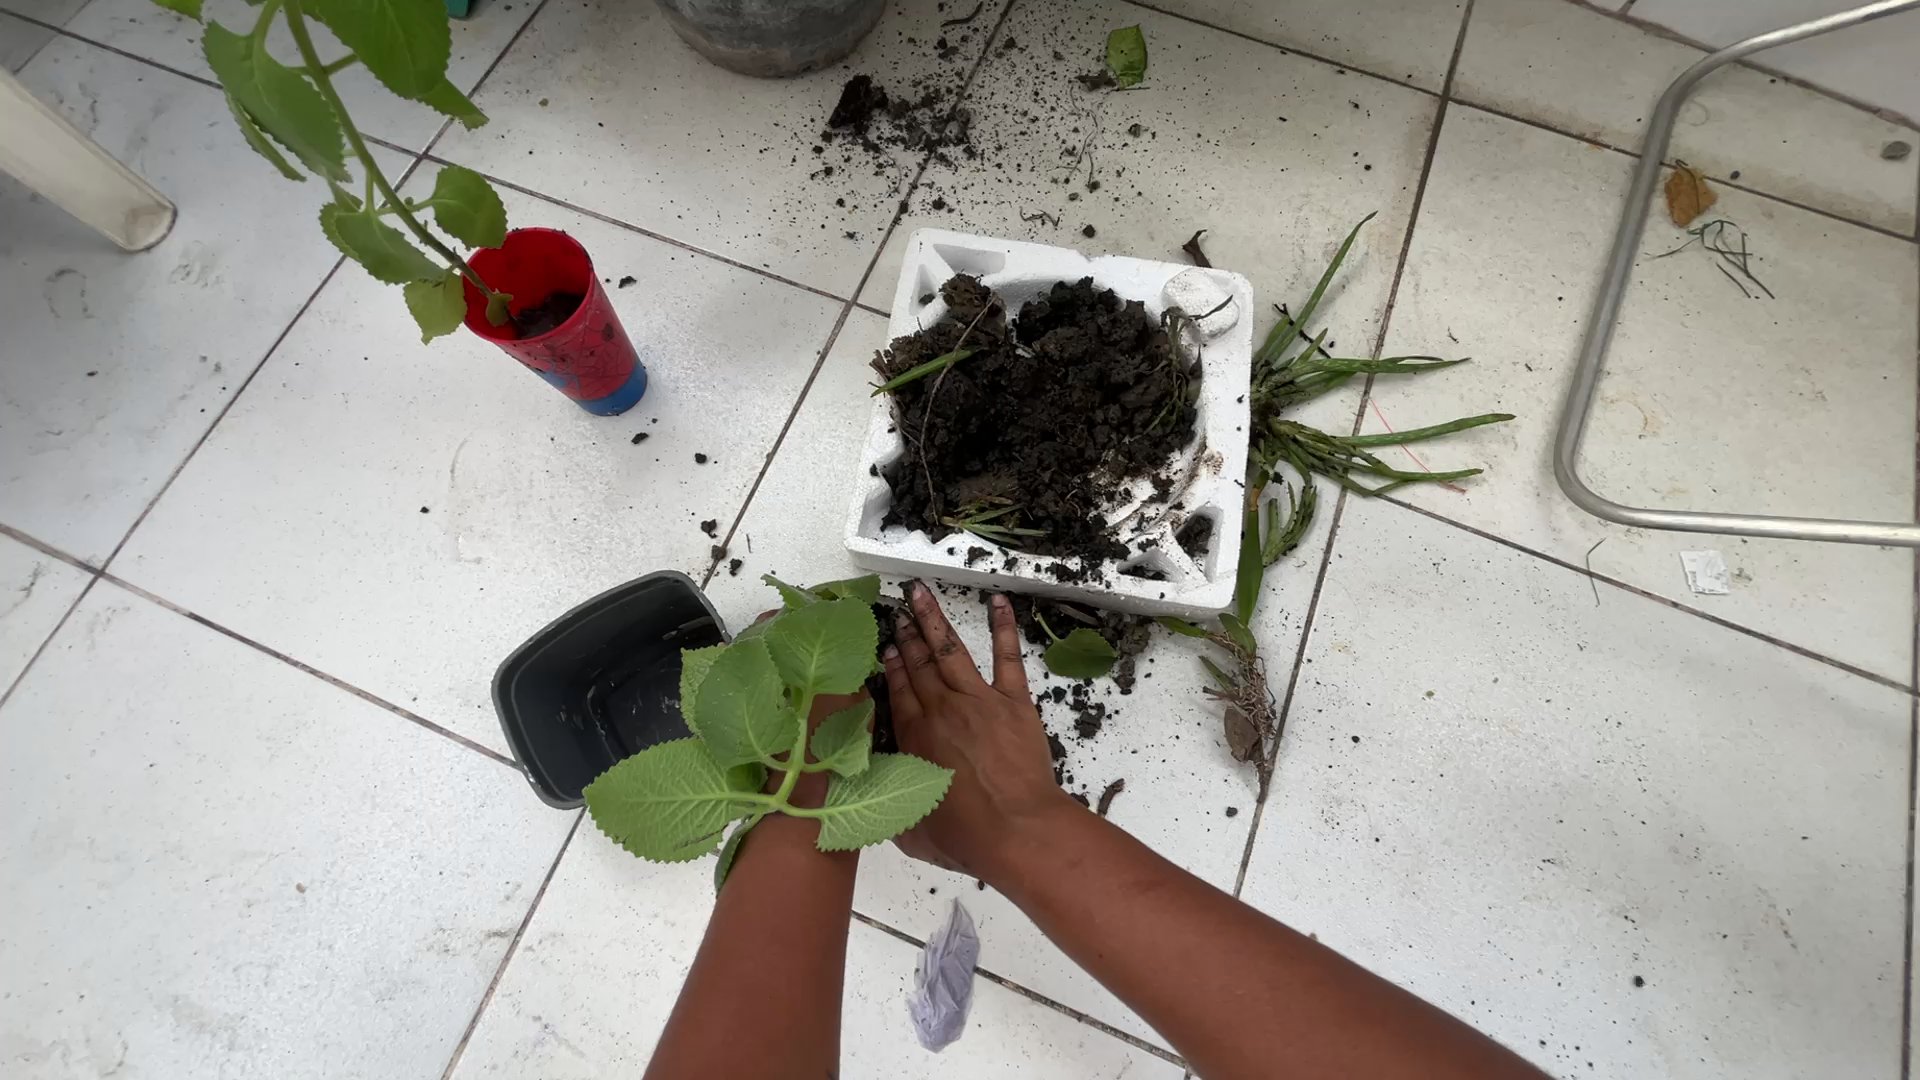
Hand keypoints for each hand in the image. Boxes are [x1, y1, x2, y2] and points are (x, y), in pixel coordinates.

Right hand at [883, 583, 1078, 879]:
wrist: (1017, 831)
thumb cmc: (964, 837)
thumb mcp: (908, 827)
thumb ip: (886, 800)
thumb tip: (866, 788)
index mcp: (915, 736)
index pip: (899, 690)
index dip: (893, 664)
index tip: (888, 644)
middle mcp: (941, 709)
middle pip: (919, 664)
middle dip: (907, 634)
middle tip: (898, 609)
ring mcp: (979, 700)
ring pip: (949, 650)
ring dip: (934, 618)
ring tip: (921, 591)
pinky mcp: (1013, 701)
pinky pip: (1007, 657)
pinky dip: (1003, 627)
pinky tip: (1000, 601)